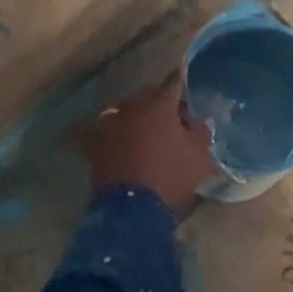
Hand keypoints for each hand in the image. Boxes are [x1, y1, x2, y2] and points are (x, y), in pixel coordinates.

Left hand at [80, 69, 215, 209]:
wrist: (132, 208)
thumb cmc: (171, 176)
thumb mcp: (200, 155)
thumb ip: (200, 131)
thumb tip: (196, 120)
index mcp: (159, 105)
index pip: (173, 83)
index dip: (181, 83)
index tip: (187, 86)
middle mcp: (131, 107)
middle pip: (146, 95)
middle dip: (158, 102)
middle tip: (169, 116)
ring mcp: (108, 125)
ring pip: (122, 111)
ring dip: (132, 116)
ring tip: (139, 129)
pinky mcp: (93, 145)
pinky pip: (100, 133)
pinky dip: (108, 135)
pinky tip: (112, 141)